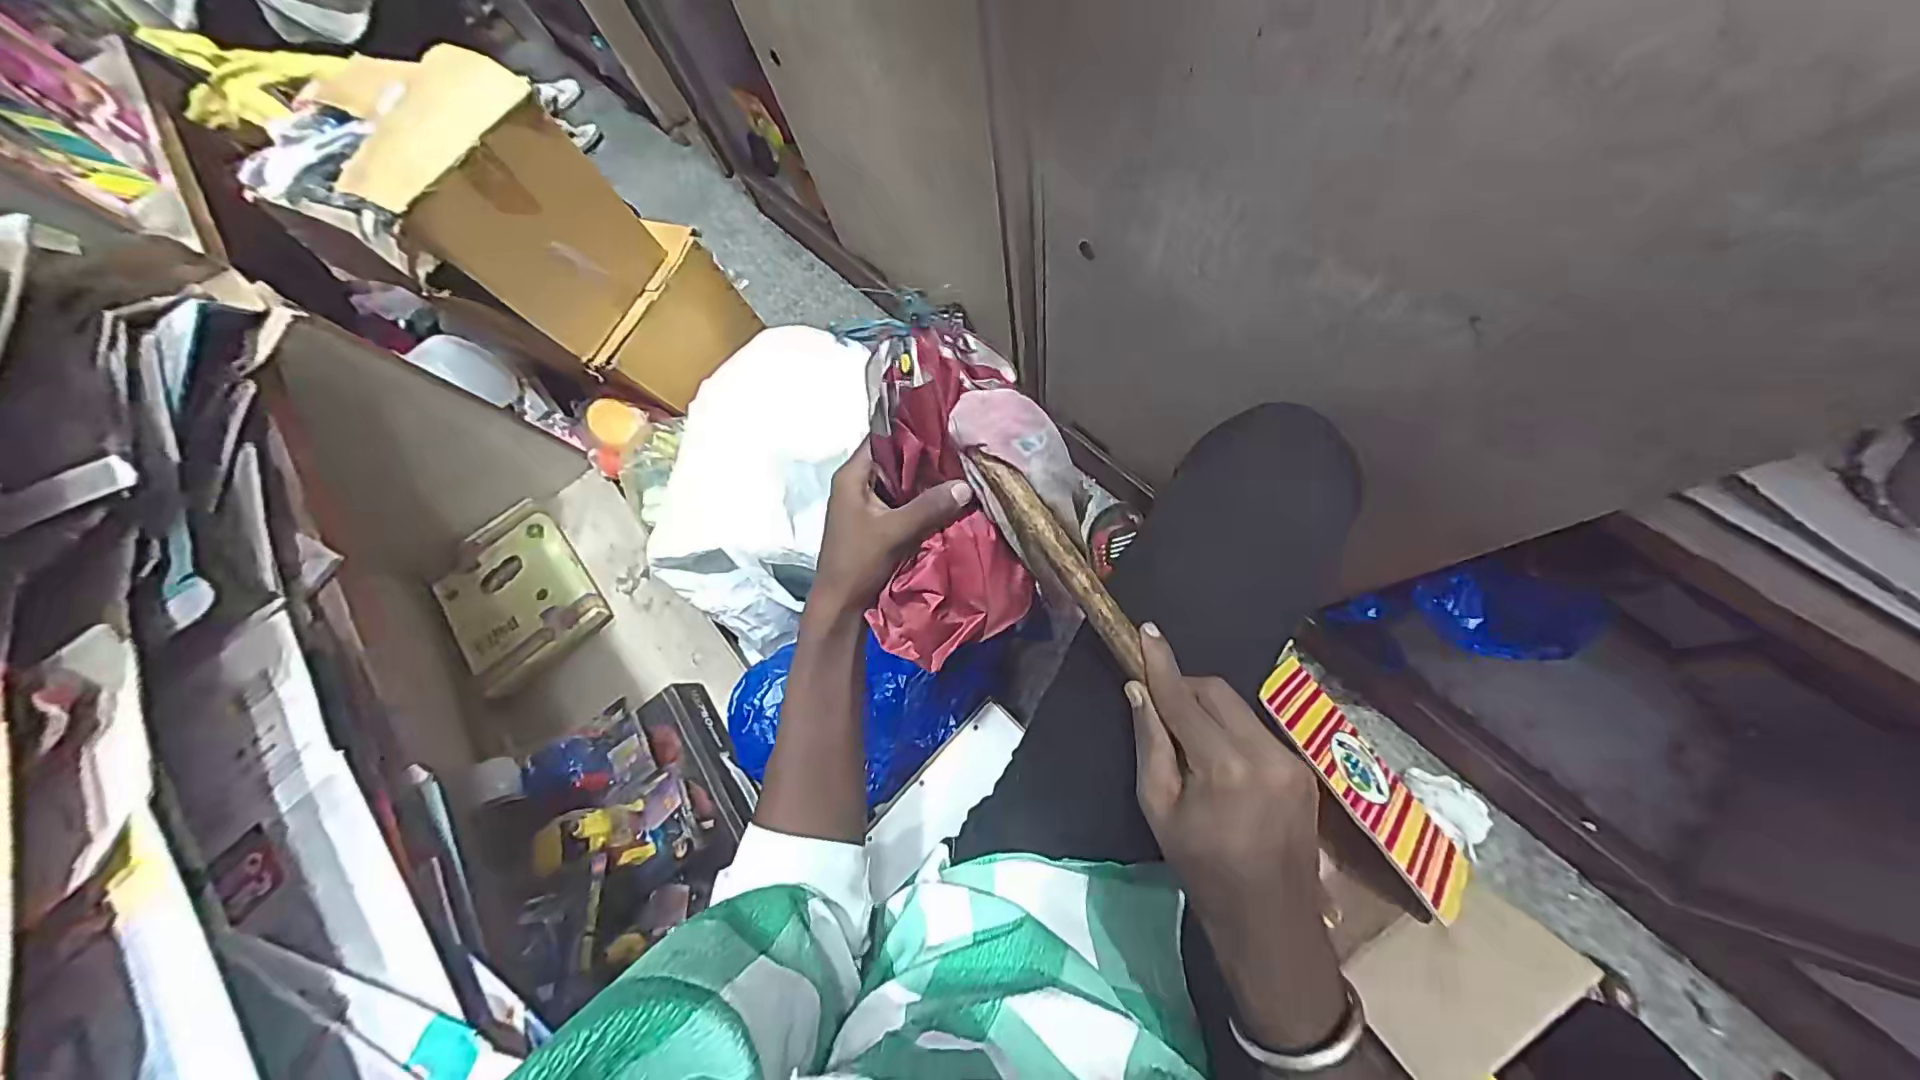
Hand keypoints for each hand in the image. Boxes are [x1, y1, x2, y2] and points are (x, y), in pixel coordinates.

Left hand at [810, 441, 973, 615]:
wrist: (841, 605)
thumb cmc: (858, 562)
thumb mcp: (895, 531)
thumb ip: (929, 507)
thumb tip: (966, 486)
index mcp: (852, 475)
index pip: (882, 437)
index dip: (912, 430)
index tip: (945, 427)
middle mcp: (857, 483)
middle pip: (895, 460)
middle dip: (925, 458)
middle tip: (961, 451)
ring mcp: (866, 503)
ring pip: (901, 482)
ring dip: (925, 482)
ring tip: (960, 472)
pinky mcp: (876, 521)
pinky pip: (902, 502)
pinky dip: (921, 501)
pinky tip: (946, 500)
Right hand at [1127, 622, 1348, 1051]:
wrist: (1269, 918)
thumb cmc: (1201, 866)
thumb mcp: (1158, 807)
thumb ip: (1150, 742)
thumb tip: (1138, 690)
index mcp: (1225, 767)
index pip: (1184, 699)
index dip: (1161, 663)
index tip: (1146, 631)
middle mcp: (1265, 753)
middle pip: (1217, 692)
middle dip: (1185, 687)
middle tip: (1161, 704)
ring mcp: (1290, 759)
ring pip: (1238, 707)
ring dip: (1207, 708)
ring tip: (1189, 738)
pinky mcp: (1302, 767)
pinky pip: (1256, 728)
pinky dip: (1229, 728)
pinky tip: (1217, 756)